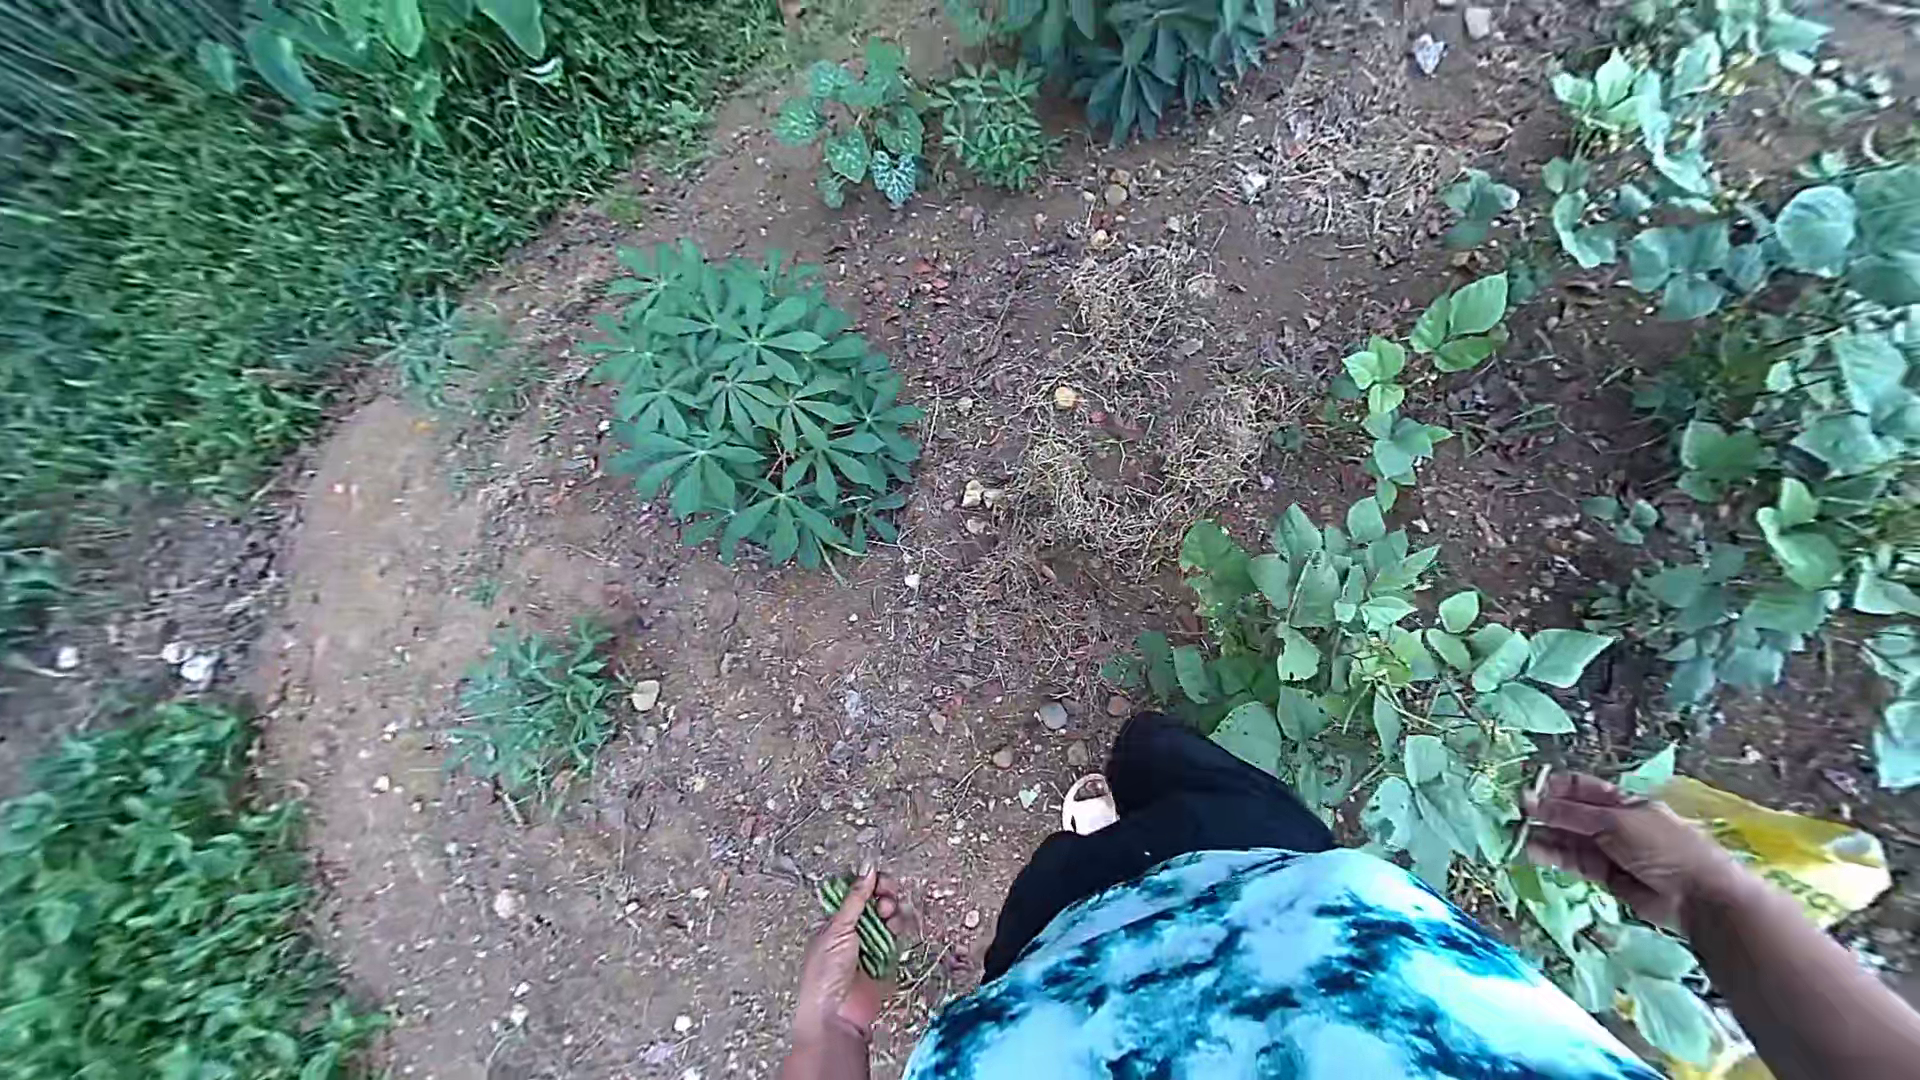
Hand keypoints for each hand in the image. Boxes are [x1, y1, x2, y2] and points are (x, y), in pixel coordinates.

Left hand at [791, 869, 912, 1047]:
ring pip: (887, 911)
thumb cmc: (826, 974)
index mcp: (835, 919)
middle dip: (882, 891)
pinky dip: (899, 923)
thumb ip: (856, 897)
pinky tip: (896, 924)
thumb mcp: (837, 929)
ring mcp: (870, 941)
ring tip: (888, 913)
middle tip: (885, 893)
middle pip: (874, 898)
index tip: (876, 876)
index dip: (867, 881)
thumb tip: (868, 867)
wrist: (837, 1017)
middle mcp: (853, 927)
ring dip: (891, 907)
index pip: (855, 890)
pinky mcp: (886, 954)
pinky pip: (897, 931)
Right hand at [1523, 772, 1750, 929]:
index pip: (1578, 787)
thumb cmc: (1664, 848)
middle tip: (1513, 813)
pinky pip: (1572, 860)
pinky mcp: (1605, 875)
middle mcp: (1613, 824)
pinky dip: (1552, 855)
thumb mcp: (1613, 822)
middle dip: (1541, 812)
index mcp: (1621, 803)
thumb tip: (1526, 800)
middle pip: (1568, 813)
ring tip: (1516, 834)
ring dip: (1542, 834)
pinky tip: (1533, 852)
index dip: (1551, 786)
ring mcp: (1609, 850)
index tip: (1524, 789)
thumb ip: (1567, 813)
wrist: (1704, 901)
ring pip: (1567, 837)